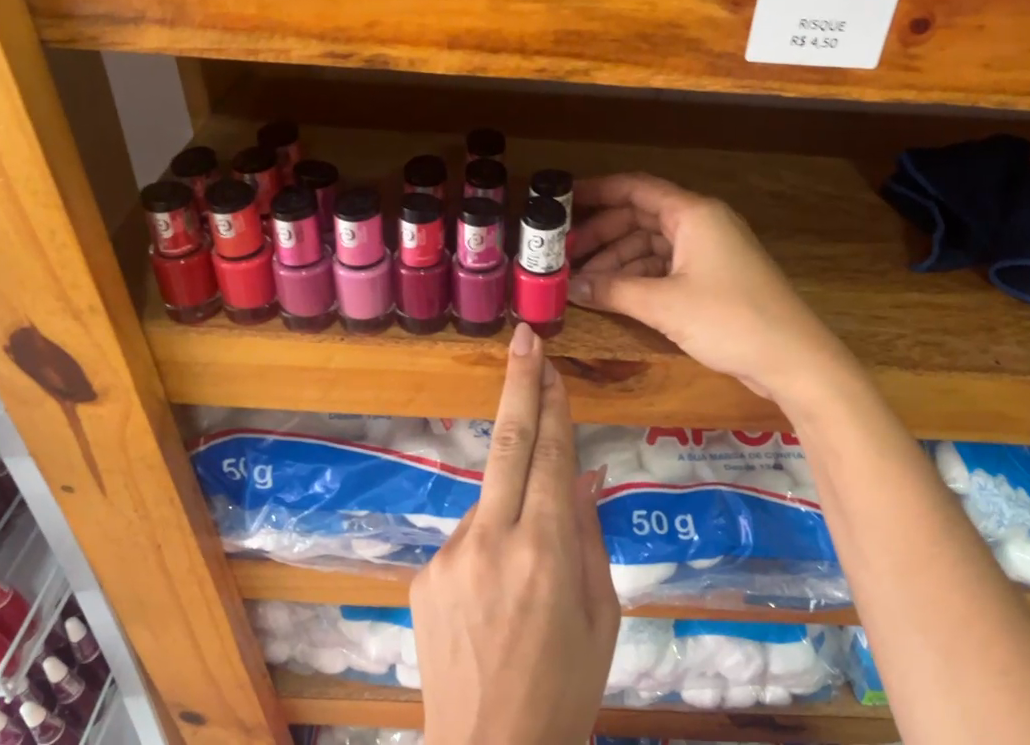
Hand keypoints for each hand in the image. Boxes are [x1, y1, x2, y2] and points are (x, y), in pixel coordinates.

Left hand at [413, 323, 620, 744]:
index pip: (553, 456)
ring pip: (490, 498)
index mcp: (548, 553)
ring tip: (529, 570)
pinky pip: (469, 537)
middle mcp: (494, 541)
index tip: (552, 367)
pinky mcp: (426, 574)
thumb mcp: (603, 616)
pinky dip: (492, 542)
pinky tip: (500, 597)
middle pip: (507, 444)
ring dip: (512, 500)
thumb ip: (590, 535)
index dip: (555, 406)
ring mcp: (452, 555)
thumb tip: (584, 473)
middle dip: (518, 386)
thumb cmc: (567, 690)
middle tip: (523, 339)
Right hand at [568, 173, 852, 406]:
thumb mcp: (664, 304)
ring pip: (651, 245)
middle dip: (601, 234)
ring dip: (617, 260)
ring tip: (580, 281)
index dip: (596, 191)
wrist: (793, 359)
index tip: (561, 203)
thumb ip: (613, 290)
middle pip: (640, 217)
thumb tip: (570, 285)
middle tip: (563, 255)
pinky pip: (666, 267)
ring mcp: (709, 252)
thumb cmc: (730, 319)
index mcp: (693, 214)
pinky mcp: (713, 280)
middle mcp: (701, 224)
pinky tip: (612, 294)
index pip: (635, 188)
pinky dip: (638, 277)